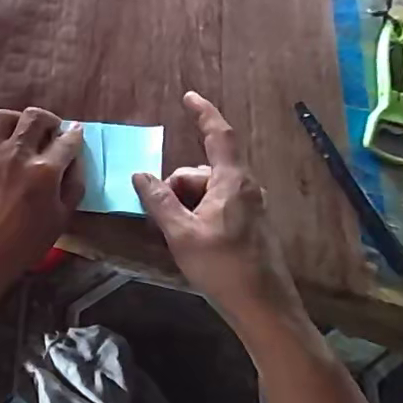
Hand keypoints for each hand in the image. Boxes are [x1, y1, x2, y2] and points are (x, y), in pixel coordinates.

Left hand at [0, 108, 83, 285]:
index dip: (75, 135)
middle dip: (49, 120)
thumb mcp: (62, 217)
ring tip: (22, 134)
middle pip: (35, 117)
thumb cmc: (26, 241)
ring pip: (4, 117)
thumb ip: (72, 184)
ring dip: (18, 121)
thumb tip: (75, 160)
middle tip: (51, 132)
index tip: (75, 135)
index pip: (67, 140)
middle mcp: (17, 154)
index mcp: (45, 169)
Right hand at [132, 92, 302, 322]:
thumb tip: (140, 174)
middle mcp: (243, 188)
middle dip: (174, 185)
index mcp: (232, 183)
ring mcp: (246, 206)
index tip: (189, 96)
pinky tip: (186, 237)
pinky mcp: (245, 223)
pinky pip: (211, 204)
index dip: (204, 114)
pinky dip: (193, 213)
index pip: (219, 136)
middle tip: (160, 215)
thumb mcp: (180, 232)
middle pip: (199, 170)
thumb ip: (159, 200)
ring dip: (181, 203)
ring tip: (173, 232)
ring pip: (203, 189)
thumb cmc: (222, 266)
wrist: (262, 305)